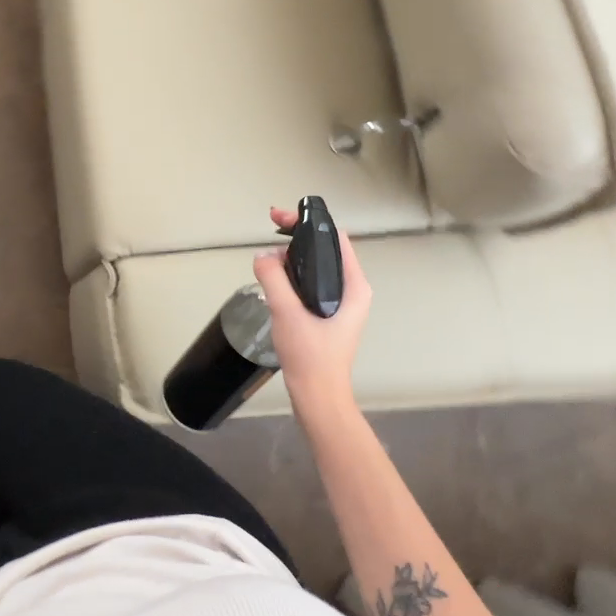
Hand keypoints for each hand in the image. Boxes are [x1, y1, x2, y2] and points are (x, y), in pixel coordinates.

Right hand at [253, 206, 372, 423]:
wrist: (318, 397)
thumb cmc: (310, 355)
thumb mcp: (287, 312)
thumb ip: (273, 278)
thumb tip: (262, 256)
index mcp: (354, 286)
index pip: (335, 238)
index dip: (308, 222)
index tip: (279, 219)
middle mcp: (351, 291)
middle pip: (324, 250)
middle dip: (295, 239)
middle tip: (269, 233)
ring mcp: (340, 304)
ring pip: (315, 268)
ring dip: (291, 259)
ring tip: (268, 264)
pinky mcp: (327, 316)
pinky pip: (309, 284)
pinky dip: (291, 277)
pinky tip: (273, 283)